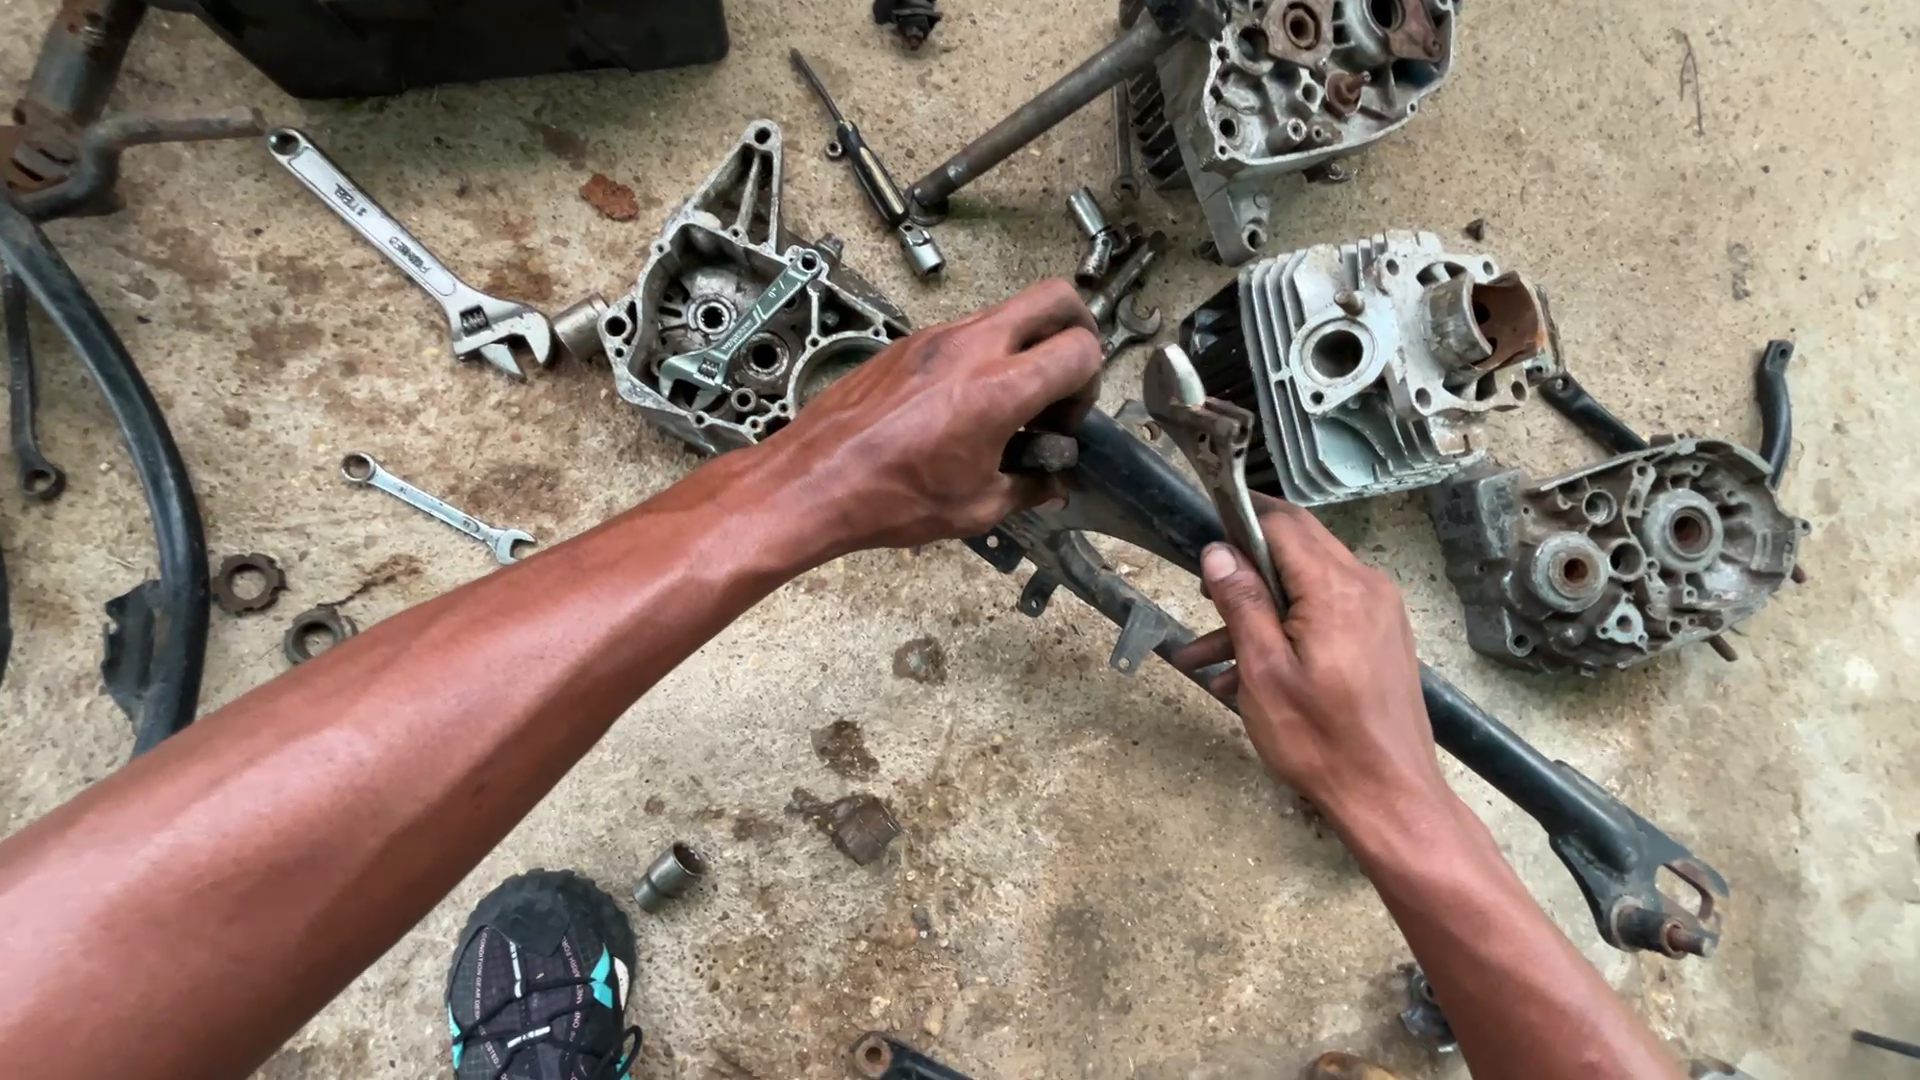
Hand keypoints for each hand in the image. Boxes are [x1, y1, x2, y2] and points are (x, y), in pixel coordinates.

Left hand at [769, 279, 1101, 551]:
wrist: (814, 481)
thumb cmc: (888, 497)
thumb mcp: (976, 507)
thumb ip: (1029, 489)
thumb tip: (1051, 484)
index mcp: (998, 388)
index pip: (1081, 348)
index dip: (1090, 383)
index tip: (1067, 419)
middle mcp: (971, 347)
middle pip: (1055, 297)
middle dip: (1077, 331)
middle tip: (1063, 381)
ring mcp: (935, 338)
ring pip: (1008, 313)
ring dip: (1026, 349)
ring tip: (1008, 407)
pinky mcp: (908, 344)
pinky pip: (965, 333)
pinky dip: (984, 357)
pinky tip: (964, 409)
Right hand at [1170, 496, 1449, 828]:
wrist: (1389, 798)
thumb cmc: (1319, 738)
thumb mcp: (1264, 669)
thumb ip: (1242, 602)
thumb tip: (1217, 551)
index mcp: (1336, 588)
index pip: (1283, 524)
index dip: (1238, 523)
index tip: (1201, 538)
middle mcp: (1365, 587)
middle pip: (1297, 545)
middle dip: (1244, 562)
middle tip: (1201, 588)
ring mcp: (1376, 612)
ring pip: (1303, 585)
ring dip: (1254, 608)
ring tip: (1202, 651)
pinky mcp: (1377, 637)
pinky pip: (1321, 614)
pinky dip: (1281, 630)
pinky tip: (1240, 675)